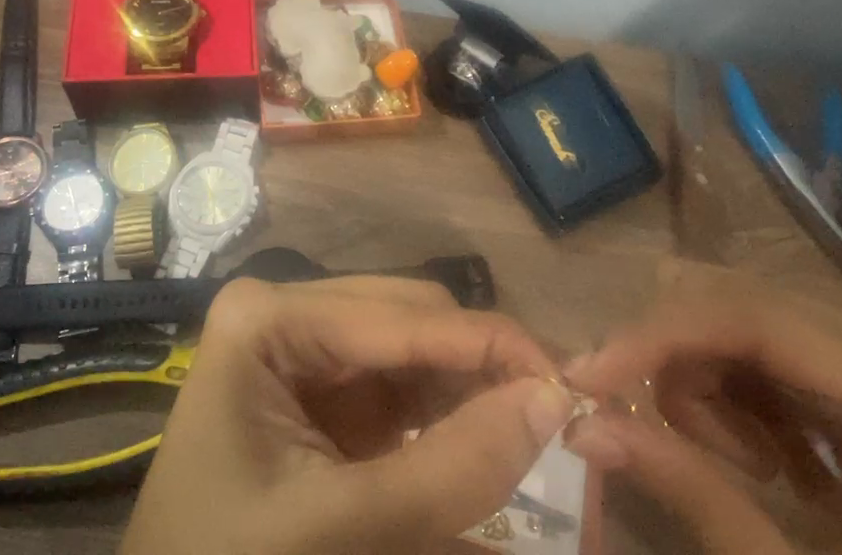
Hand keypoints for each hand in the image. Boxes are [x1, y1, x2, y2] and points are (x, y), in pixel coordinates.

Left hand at [122, 276, 577, 554]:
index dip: (493, 346)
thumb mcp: (336, 527)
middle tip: (560, 424)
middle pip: (414, 322)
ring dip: (472, 395)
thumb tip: (552, 400)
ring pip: (416, 355)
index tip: (573, 386)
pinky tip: (481, 450)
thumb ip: (446, 470)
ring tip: (529, 440)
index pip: (405, 315)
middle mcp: (286, 315)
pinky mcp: (318, 394)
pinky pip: (400, 391)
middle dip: (483, 369)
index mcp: (268, 318)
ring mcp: (302, 352)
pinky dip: (445, 421)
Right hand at [565, 261, 841, 554]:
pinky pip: (759, 333)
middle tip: (683, 446)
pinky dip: (731, 384)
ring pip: (737, 308)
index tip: (583, 377)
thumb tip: (582, 426)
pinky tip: (766, 453)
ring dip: (704, 376)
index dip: (659, 335)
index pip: (758, 319)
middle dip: (681, 363)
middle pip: (740, 300)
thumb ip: (696, 496)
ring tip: (745, 466)